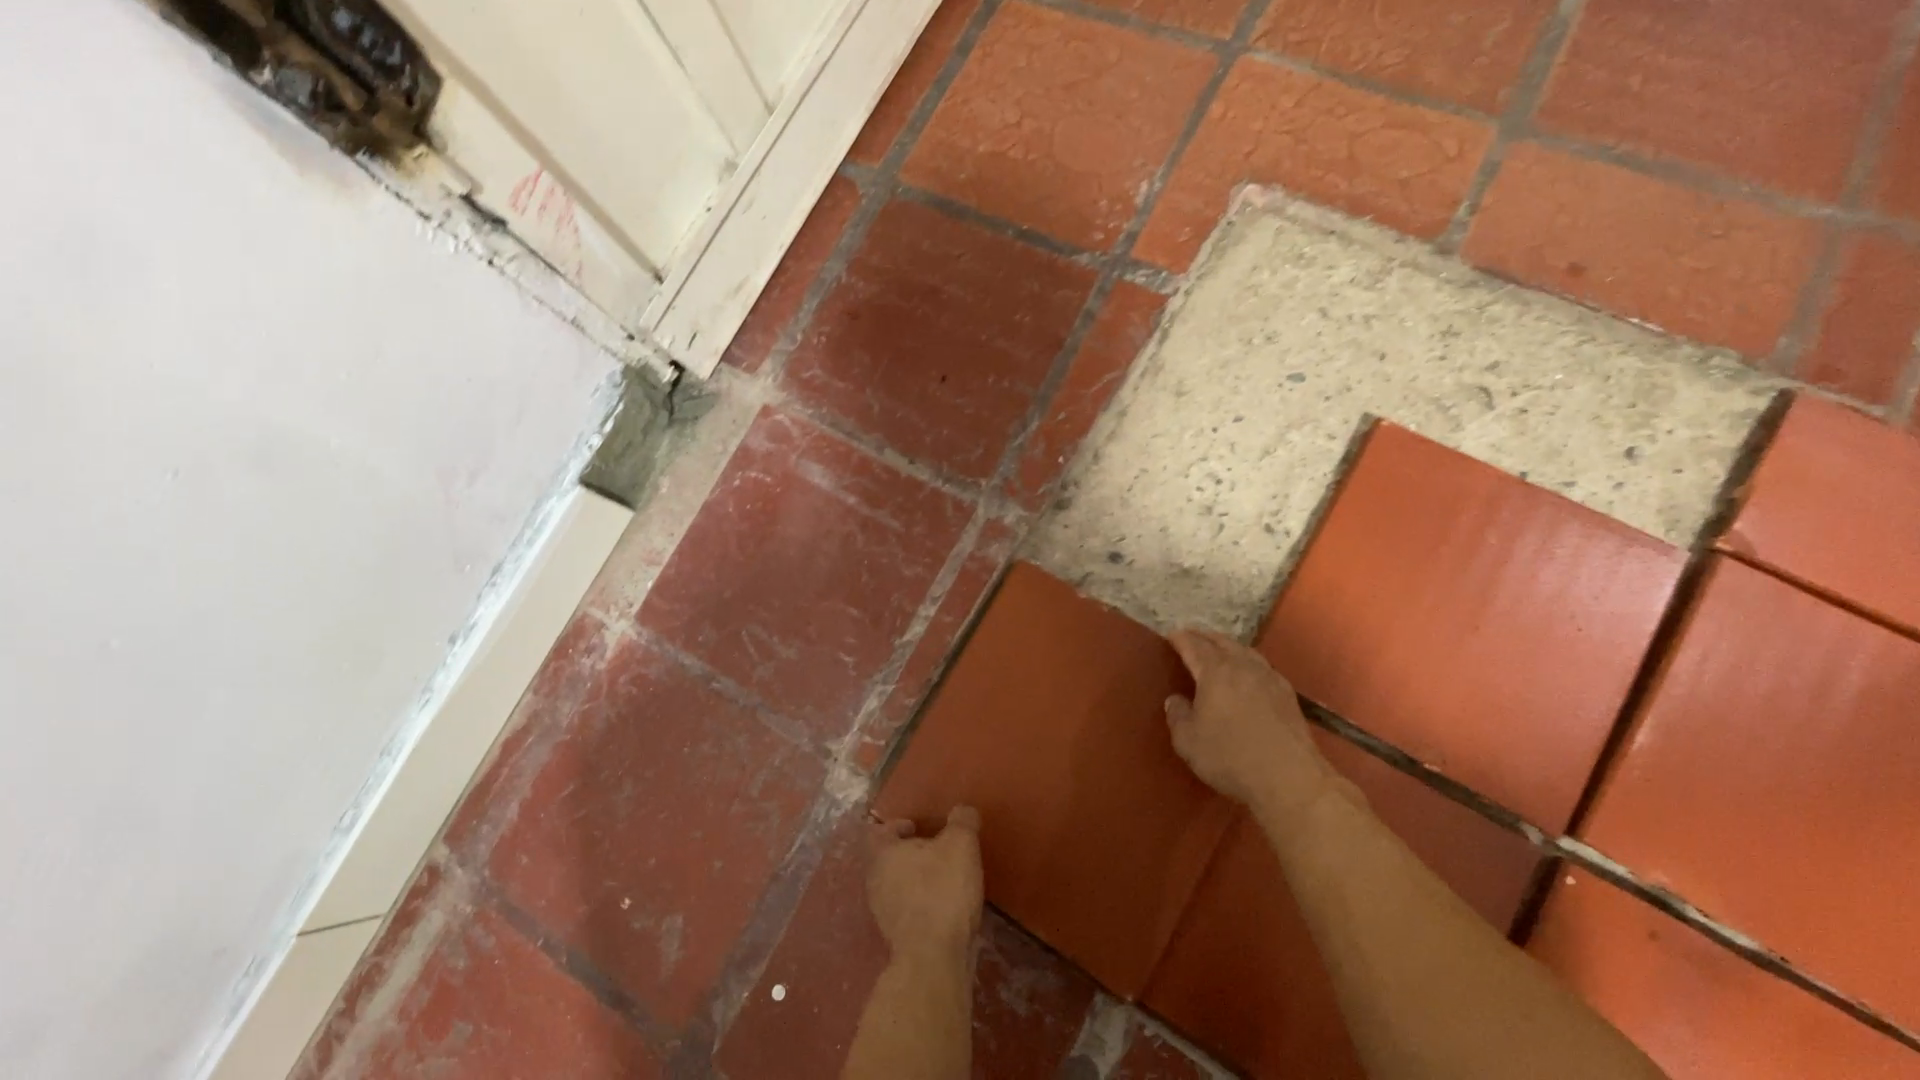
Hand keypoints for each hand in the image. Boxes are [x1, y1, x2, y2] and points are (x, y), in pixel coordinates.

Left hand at [866, 806, 983, 960]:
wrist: (934, 957)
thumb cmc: (942, 890)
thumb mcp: (961, 845)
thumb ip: (962, 822)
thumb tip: (962, 811)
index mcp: (882, 854)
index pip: (878, 831)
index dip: (897, 825)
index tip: (917, 826)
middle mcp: (875, 881)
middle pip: (887, 859)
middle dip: (909, 853)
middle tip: (936, 850)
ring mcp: (882, 912)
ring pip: (896, 886)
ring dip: (915, 880)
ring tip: (945, 879)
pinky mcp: (896, 937)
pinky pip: (907, 910)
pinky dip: (921, 904)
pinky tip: (945, 907)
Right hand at [1166, 629, 1339, 817]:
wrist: (1288, 777)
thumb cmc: (1230, 757)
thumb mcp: (1188, 741)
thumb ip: (1178, 716)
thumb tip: (1175, 699)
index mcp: (1215, 672)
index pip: (1194, 646)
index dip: (1181, 639)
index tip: (1171, 635)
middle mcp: (1243, 667)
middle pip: (1222, 642)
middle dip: (1204, 637)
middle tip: (1192, 636)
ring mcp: (1269, 678)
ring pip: (1245, 651)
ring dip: (1229, 646)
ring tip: (1219, 650)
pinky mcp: (1287, 694)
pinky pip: (1263, 667)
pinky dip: (1249, 662)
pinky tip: (1249, 674)